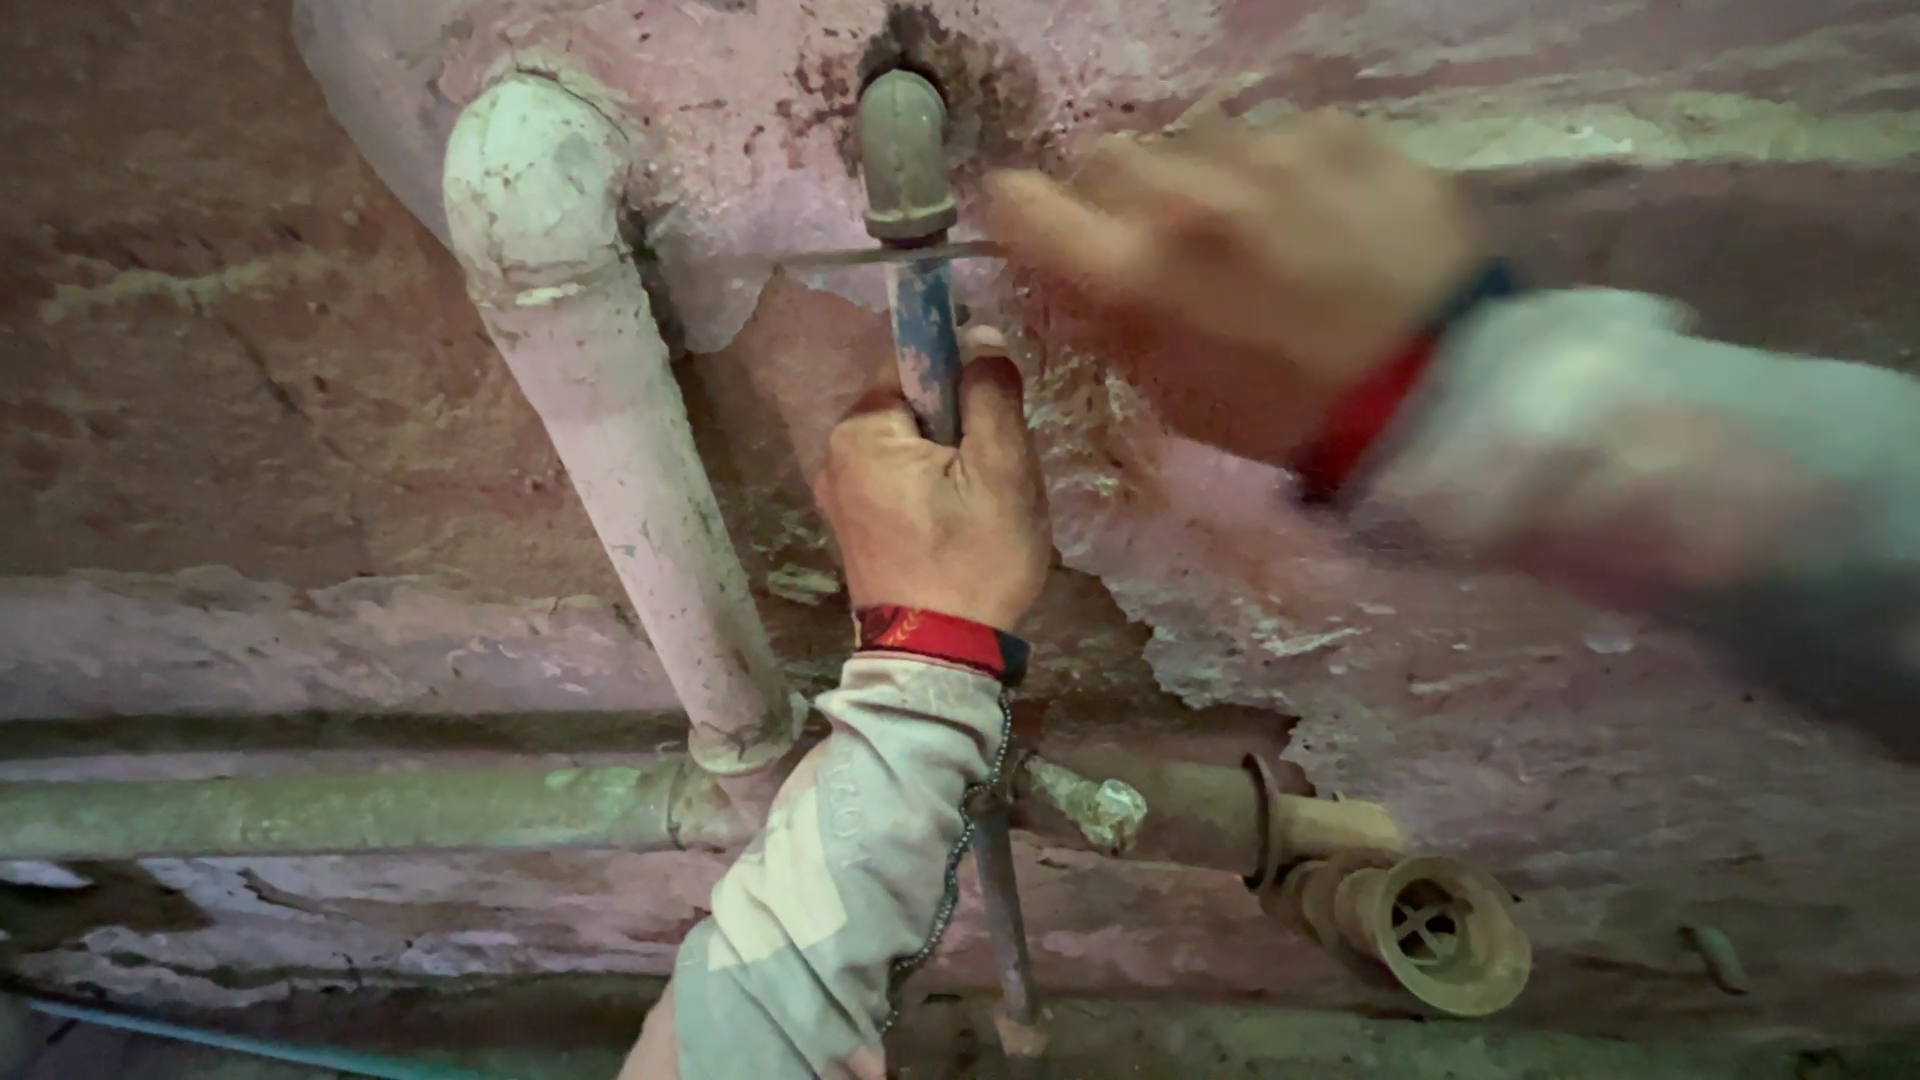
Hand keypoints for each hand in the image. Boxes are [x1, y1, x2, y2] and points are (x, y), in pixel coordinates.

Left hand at [813, 328, 1051, 631]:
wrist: (937, 655)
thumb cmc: (973, 560)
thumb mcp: (1001, 472)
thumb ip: (991, 395)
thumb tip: (981, 336)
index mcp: (860, 432)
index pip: (911, 361)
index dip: (959, 371)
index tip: (995, 408)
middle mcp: (833, 456)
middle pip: (909, 405)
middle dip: (957, 422)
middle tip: (994, 468)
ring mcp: (837, 496)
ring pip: (906, 445)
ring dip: (947, 457)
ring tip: (978, 502)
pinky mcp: (850, 527)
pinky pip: (893, 479)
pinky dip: (926, 486)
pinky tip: (954, 522)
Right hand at [985, 111, 1481, 462]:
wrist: (1427, 388)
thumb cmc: (1277, 411)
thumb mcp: (1166, 392)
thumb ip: (1102, 324)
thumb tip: (1061, 275)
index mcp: (1137, 275)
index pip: (1021, 201)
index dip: (1014, 213)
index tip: (1031, 229)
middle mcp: (1188, 197)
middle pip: (1100, 155)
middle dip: (1106, 197)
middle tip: (1146, 238)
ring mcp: (1266, 154)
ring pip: (1184, 140)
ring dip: (1189, 182)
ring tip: (1238, 231)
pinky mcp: (1336, 132)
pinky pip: (1264, 135)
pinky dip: (1262, 173)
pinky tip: (1300, 217)